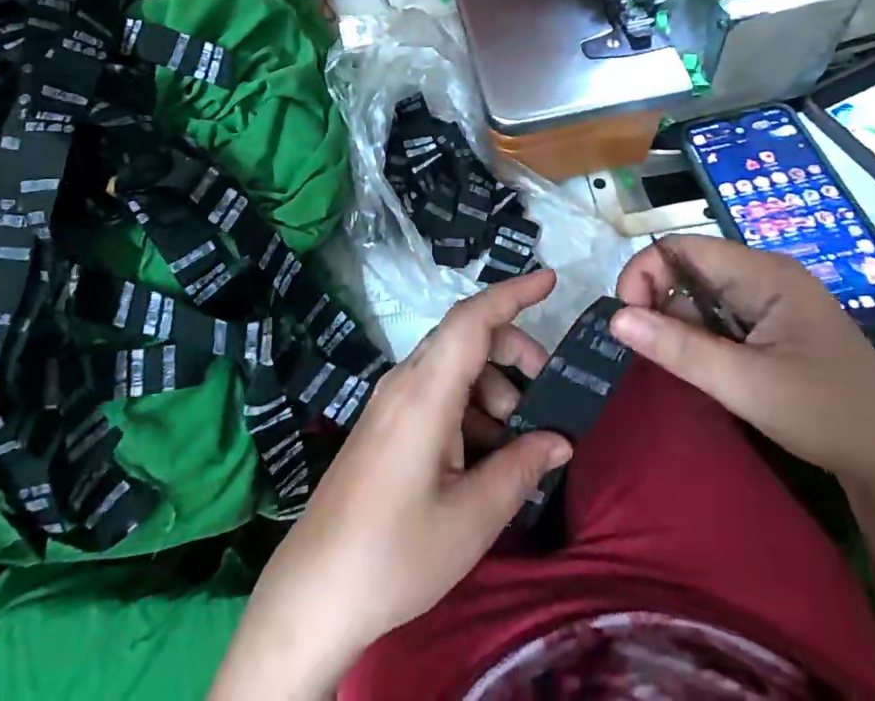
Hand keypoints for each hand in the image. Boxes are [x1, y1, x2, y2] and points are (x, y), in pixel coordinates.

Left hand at [210, 271, 572, 699]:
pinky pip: (434, 398)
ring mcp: (388, 406)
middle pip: (463, 340)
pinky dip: (469, 411)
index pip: (471, 320)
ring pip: (451, 370)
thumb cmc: (396, 554)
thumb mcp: (473, 516)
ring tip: (516, 445)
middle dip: (513, 353)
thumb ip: (521, 468)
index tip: (552, 281)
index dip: (512, 294)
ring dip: (493, 390)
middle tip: (546, 397)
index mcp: (423, 393)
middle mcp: (402, 386)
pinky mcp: (383, 429)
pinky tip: (485, 459)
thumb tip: (559, 439)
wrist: (315, 592)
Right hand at [611, 236, 874, 486]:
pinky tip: (698, 365)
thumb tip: (614, 319)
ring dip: (675, 321)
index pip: (682, 248)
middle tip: (646, 346)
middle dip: (656, 299)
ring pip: (699, 294)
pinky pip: (717, 317)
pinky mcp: (771, 328)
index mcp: (765, 274)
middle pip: (688, 267)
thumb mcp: (744, 383)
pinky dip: (696, 335)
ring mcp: (770, 302)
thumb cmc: (826, 413)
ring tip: (672, 359)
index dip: (645, 273)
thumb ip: (677, 347)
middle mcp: (765, 276)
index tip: (628, 319)